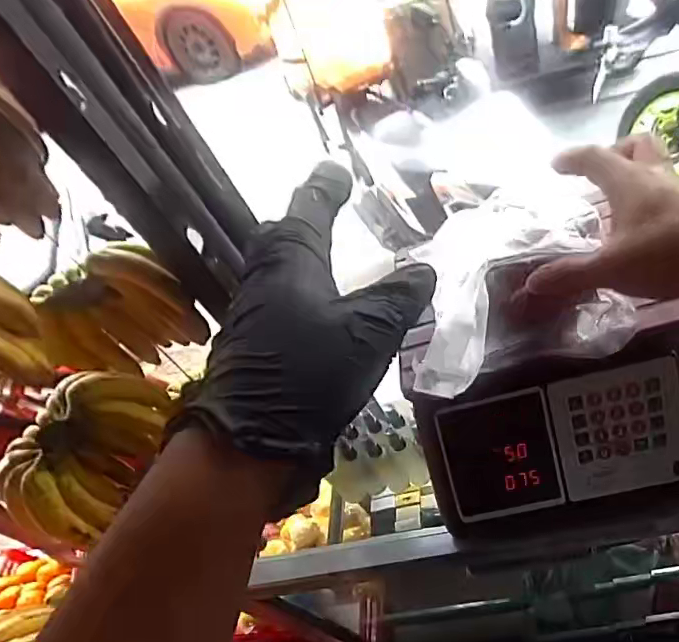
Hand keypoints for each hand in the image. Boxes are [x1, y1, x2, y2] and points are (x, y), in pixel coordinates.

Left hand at [172, 162, 435, 511]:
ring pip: (279, 274)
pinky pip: (281, 307)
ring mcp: (253, 314)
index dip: (327, 187)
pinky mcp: (254, 348)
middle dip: (305, 223)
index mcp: (291, 259)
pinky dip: (302, 301)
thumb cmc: (311, 371)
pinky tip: (319, 321)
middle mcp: (264, 278)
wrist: (255, 437)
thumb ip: (399, 298)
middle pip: (283, 237)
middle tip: (328, 217)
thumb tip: (425, 270)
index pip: (310, 206)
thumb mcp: (369, 332)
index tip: (338, 169)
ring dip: (303, 265)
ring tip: (331, 269)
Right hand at [520, 136, 678, 306]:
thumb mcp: (612, 268)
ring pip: (658, 171)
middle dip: (615, 153)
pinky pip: (673, 198)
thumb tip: (533, 284)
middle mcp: (657, 178)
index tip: (557, 164)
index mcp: (629, 181)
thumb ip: (572, 275)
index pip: (594, 157)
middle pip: (637, 146)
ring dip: (638, 180)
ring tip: (623, 208)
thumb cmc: (668, 255)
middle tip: (600, 174)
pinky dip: (656, 207)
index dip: (572, 159)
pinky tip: (651, 234)